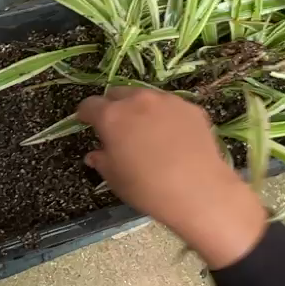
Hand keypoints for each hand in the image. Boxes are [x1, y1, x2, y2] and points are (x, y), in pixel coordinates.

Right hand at [76, 87, 267, 268]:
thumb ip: (102, 161)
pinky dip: (166, 116)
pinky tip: (173, 137)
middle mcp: (137, 100)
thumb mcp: (115, 179)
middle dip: (113, 107)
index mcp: (111, 116)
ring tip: (146, 131)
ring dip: (140, 109)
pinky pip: (171, 107)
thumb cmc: (147, 188)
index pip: (89, 105)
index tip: (86, 123)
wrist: (199, 191)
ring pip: (146, 97)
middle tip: (117, 128)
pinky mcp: (191, 107)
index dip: (85, 114)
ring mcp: (167, 101)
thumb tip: (96, 154)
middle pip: (117, 94)